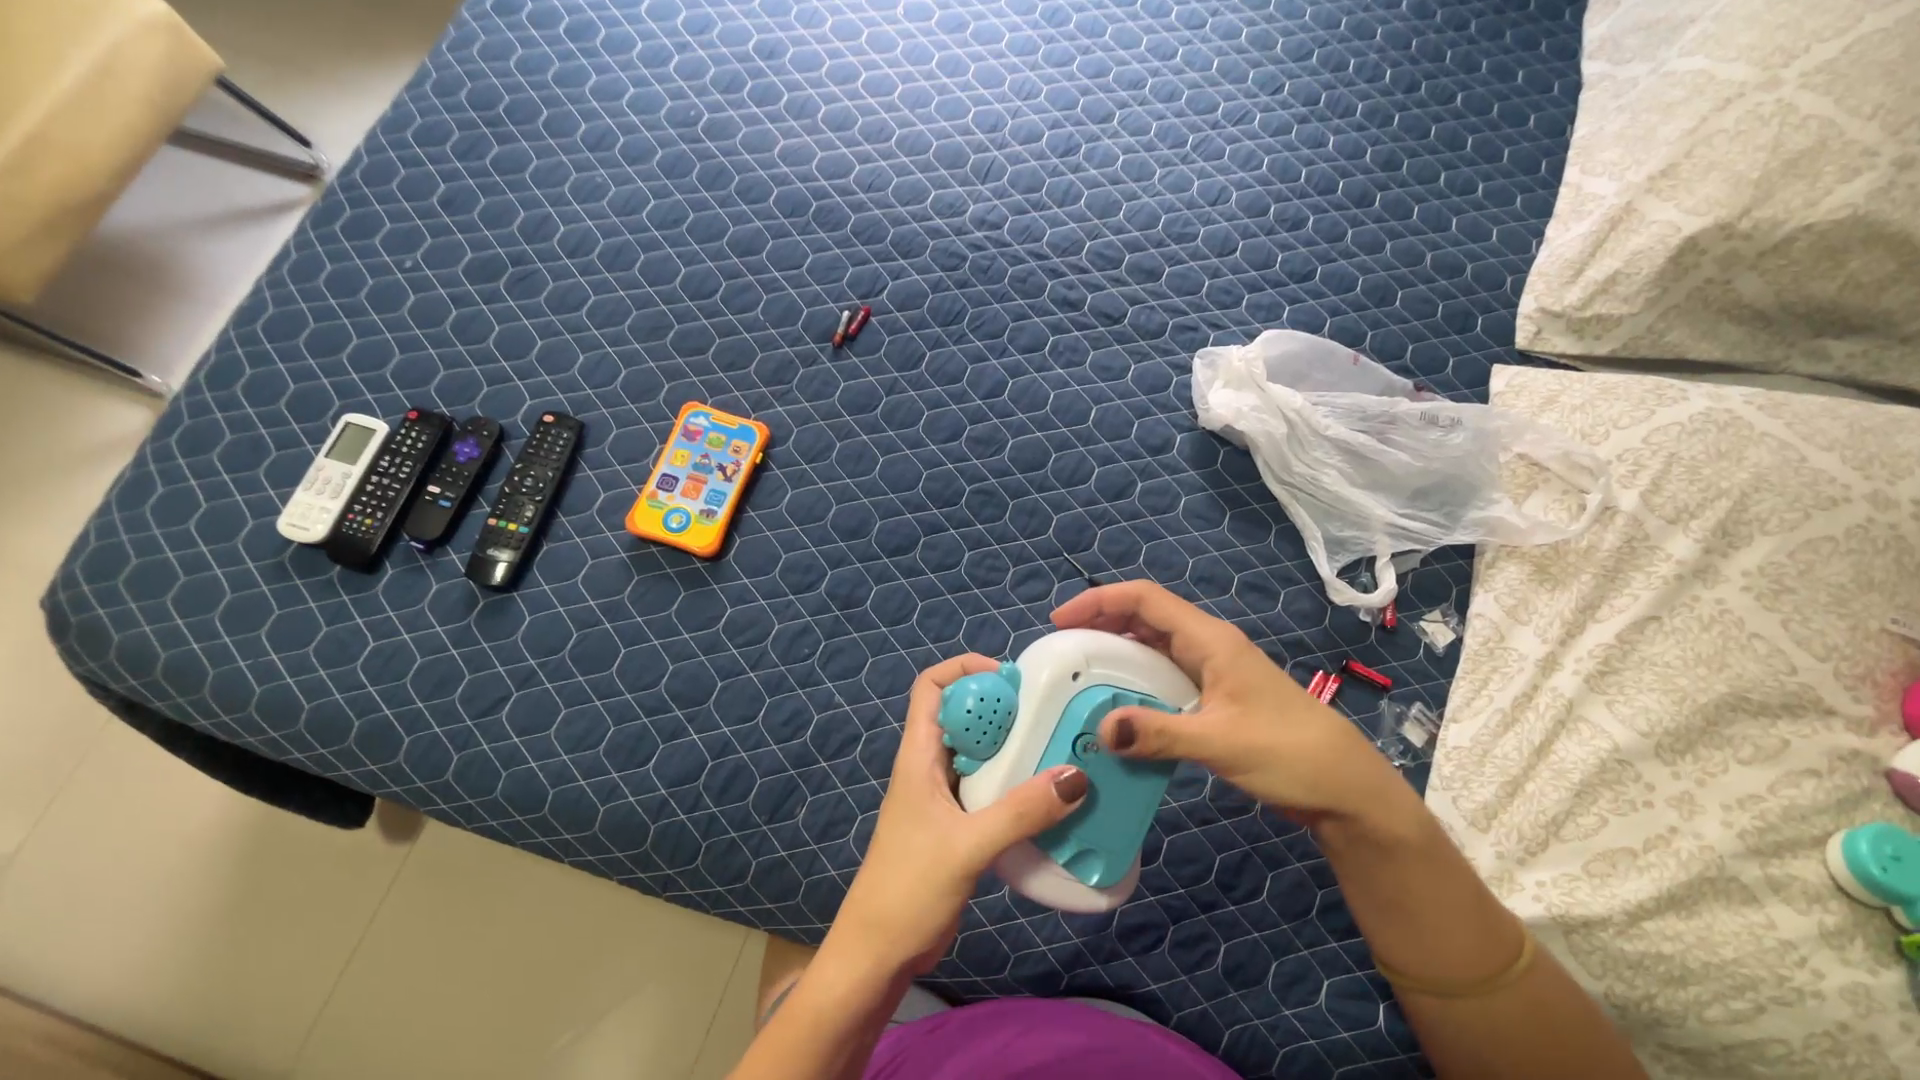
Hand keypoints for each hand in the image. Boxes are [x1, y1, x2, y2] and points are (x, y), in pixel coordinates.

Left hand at [828, 654, 1088, 974]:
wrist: (879, 952)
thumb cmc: (908, 889)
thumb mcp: (967, 847)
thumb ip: (1020, 811)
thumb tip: (1076, 775)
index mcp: (918, 757)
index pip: (931, 689)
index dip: (965, 670)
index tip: (1011, 678)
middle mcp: (931, 770)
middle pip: (966, 718)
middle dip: (1006, 709)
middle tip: (1055, 714)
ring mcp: (945, 801)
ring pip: (983, 757)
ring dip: (1017, 751)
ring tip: (1064, 749)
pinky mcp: (959, 830)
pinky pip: (992, 794)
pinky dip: (1019, 788)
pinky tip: (1052, 800)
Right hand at [1051, 580, 1404, 823]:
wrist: (1345, 788)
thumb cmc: (1289, 753)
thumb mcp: (1220, 742)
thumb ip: (1158, 733)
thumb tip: (1101, 728)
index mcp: (1211, 641)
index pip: (1145, 600)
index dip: (1099, 601)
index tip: (1060, 623)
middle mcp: (1209, 648)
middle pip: (1145, 620)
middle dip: (1101, 627)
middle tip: (1062, 656)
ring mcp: (1214, 674)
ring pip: (1154, 651)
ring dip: (1117, 659)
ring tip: (1079, 682)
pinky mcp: (1216, 701)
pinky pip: (1165, 681)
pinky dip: (1135, 688)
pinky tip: (1119, 715)